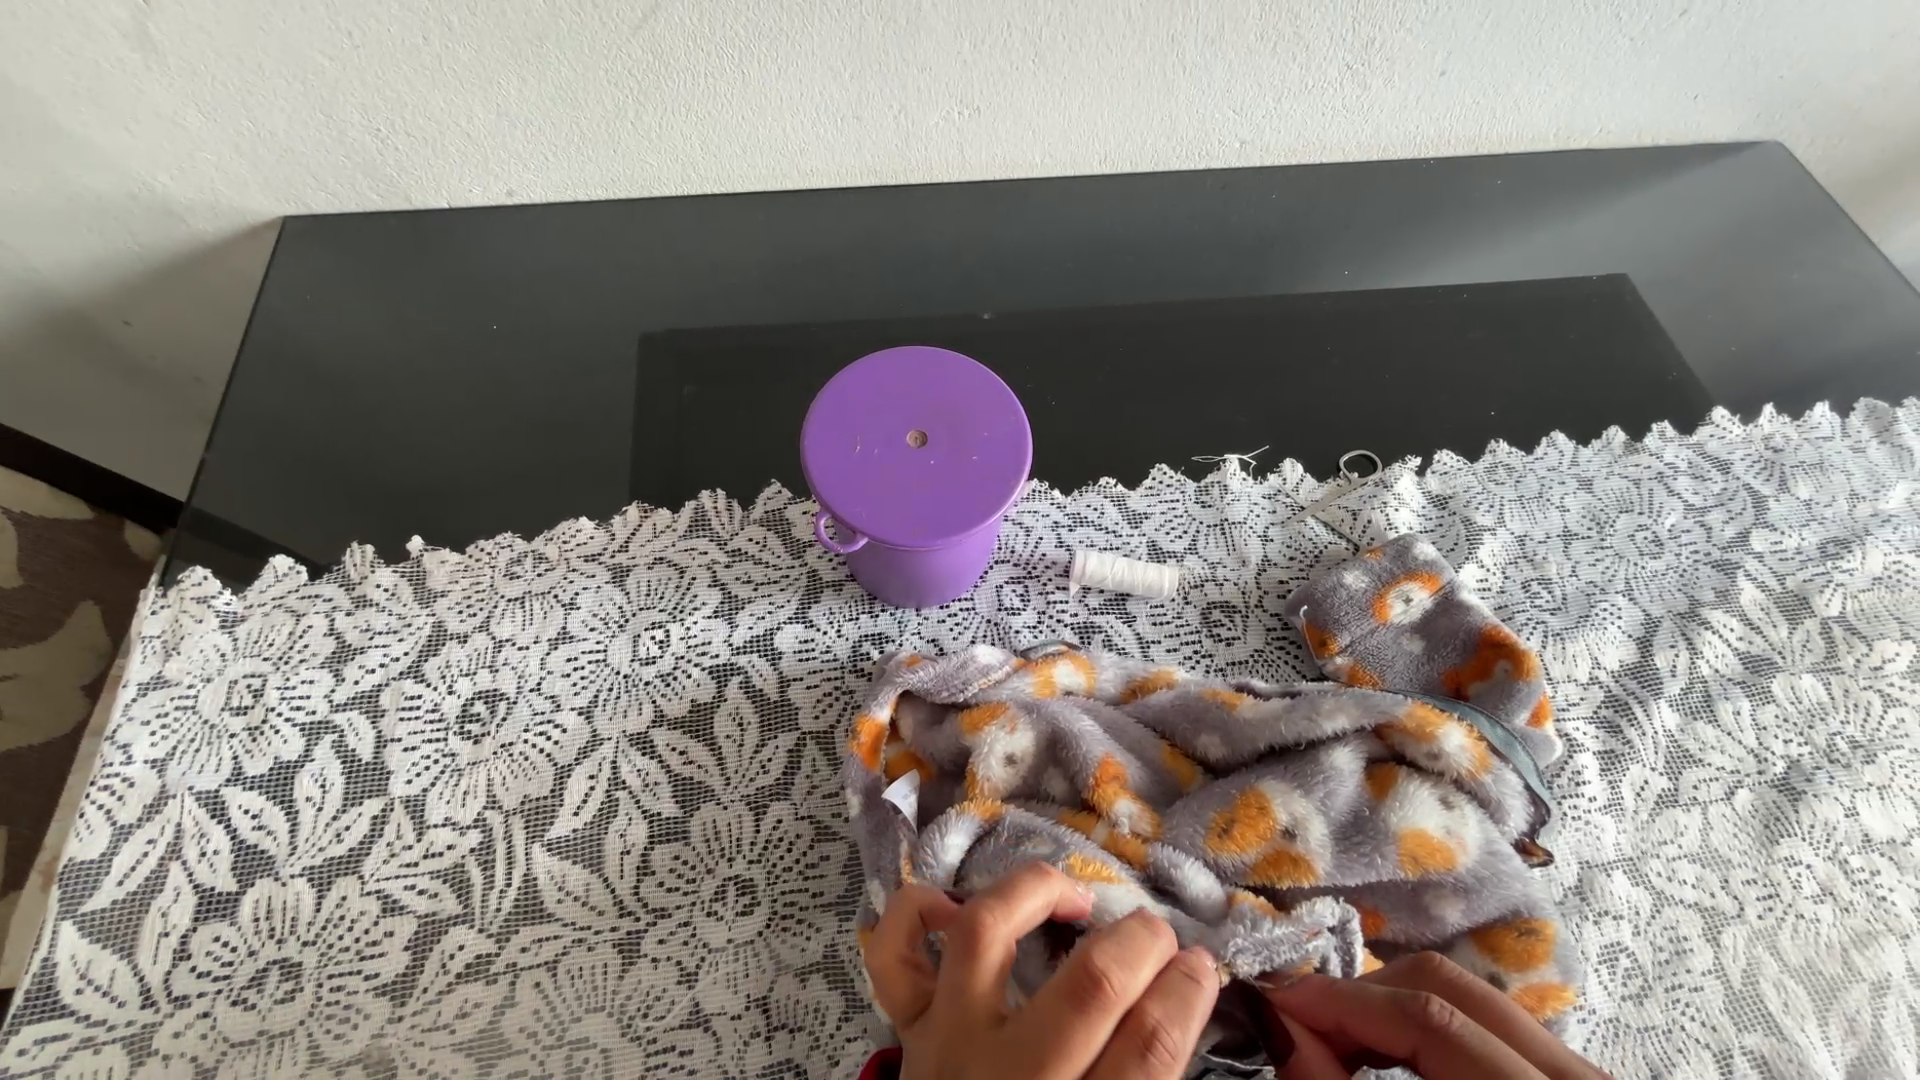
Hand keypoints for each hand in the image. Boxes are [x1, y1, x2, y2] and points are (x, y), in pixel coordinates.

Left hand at [863, 862, 1221, 1079]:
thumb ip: (1140, 1076)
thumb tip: (1188, 994)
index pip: (1145, 1052)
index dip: (1185, 995)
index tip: (1201, 965)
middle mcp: (1008, 1077)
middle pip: (1086, 990)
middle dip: (1137, 944)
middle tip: (1157, 931)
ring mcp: (946, 1043)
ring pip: (983, 936)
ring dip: (1036, 895)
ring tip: (1075, 897)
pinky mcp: (906, 1028)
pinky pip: (892, 955)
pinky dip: (916, 912)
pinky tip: (958, 905)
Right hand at [1262, 952, 1612, 1078]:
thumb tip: (1282, 1029)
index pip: (1430, 1019)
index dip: (1340, 1002)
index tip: (1272, 1008)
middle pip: (1445, 987)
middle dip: (1358, 997)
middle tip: (1300, 1031)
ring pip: (1465, 998)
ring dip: (1385, 1009)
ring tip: (1336, 1045)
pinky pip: (1485, 1027)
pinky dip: (1420, 1031)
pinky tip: (1384, 1061)